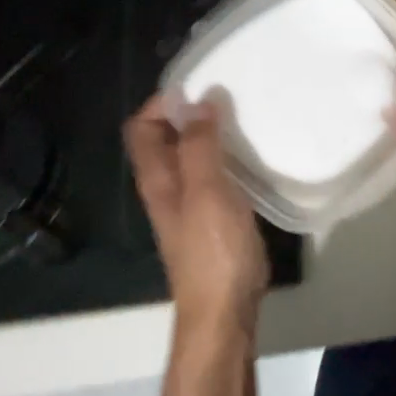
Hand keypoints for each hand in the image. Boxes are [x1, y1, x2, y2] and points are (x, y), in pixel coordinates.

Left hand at [125, 96, 268, 327]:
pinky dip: (226, 157)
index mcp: (158, 180)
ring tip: (244, 117)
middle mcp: (167, 189)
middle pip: (164, 141)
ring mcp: (190, 206)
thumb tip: (196, 101)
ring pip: (190, 157)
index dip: (163, 103)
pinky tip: (252, 156)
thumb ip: (201, 147)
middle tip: (229, 95)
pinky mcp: (214, 218)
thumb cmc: (214, 249)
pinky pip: (213, 175)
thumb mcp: (208, 192)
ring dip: (209, 134)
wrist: (224, 309)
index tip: (201, 86)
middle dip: (188, 113)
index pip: (143, 129)